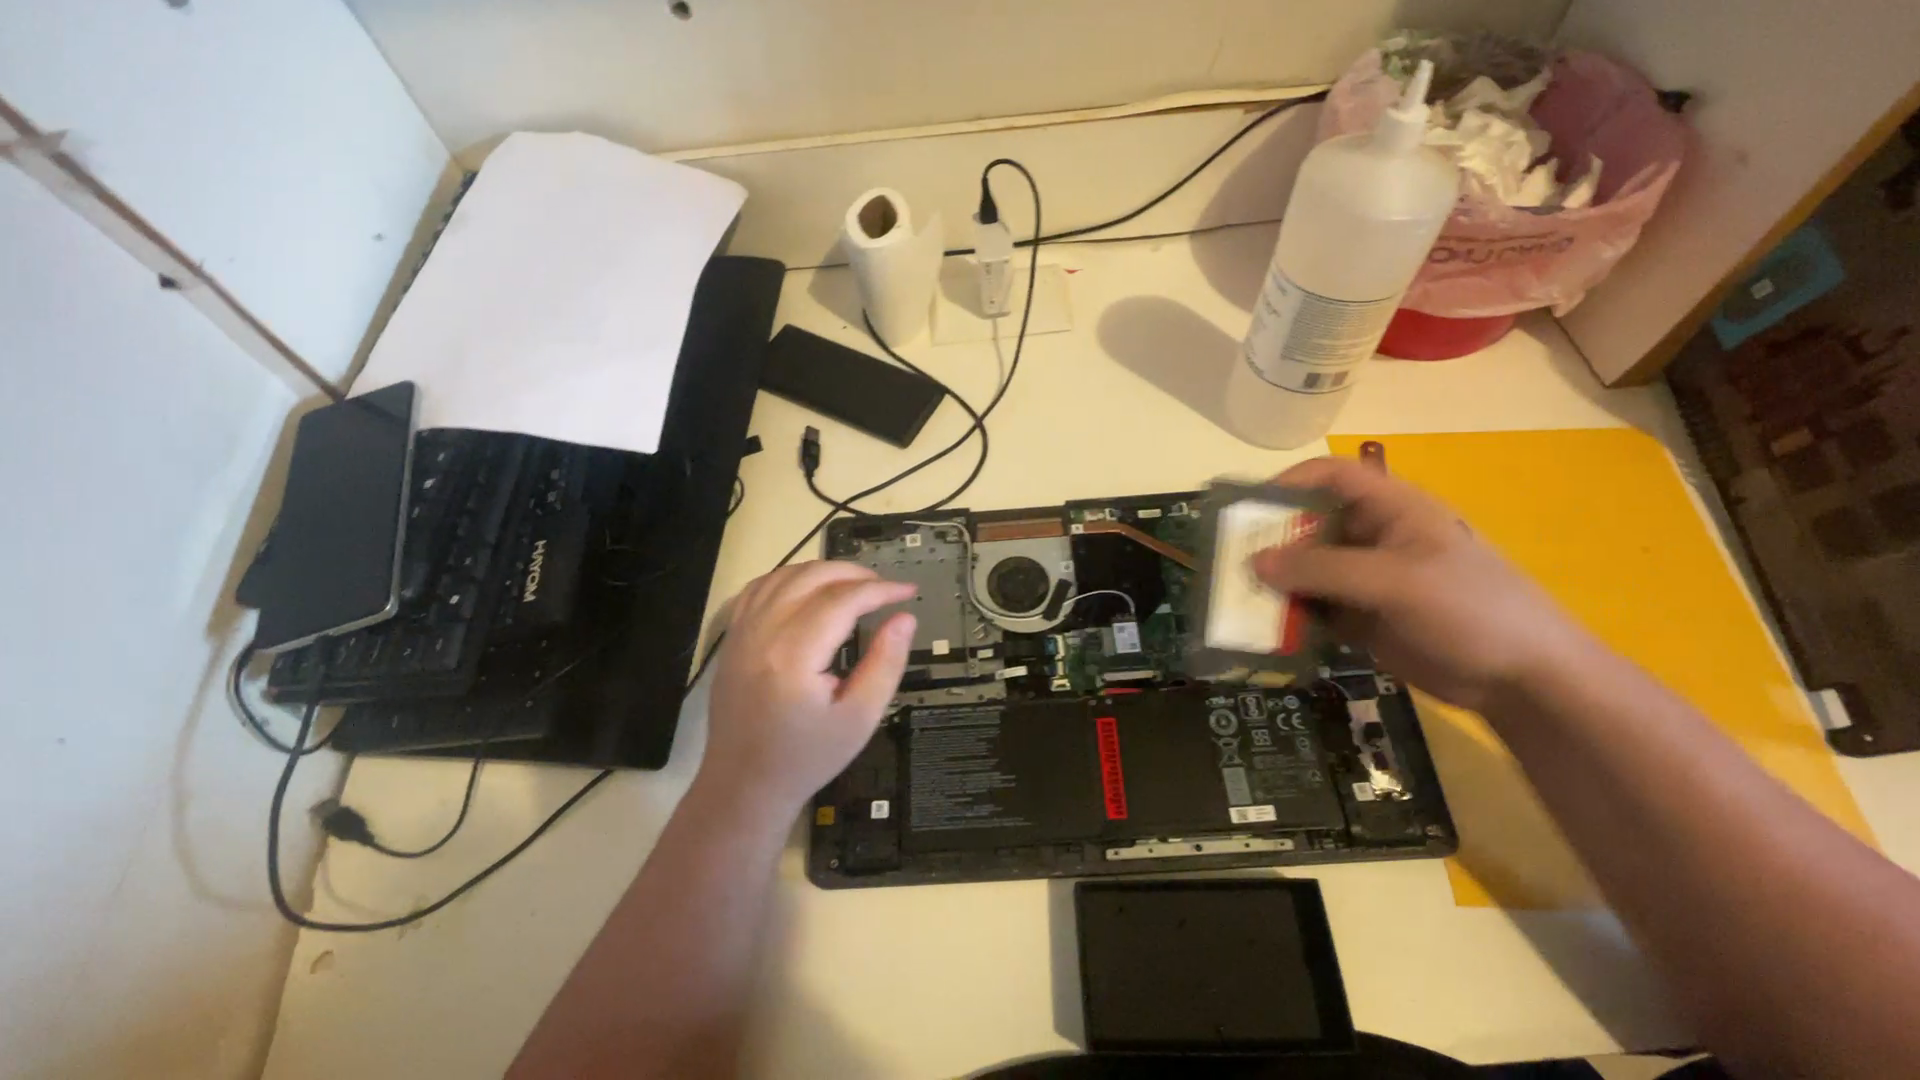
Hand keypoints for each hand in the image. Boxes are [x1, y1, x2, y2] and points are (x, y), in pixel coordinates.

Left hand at [700, 561, 916, 815]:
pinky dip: (788, 578)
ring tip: (854, 585)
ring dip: (821, 571)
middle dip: (853, 573)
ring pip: (782, 576)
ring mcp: (741, 633)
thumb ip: (885, 664)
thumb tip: (904, 618)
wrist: (744, 784)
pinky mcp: (732, 639)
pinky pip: (758, 590)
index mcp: (794, 656)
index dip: (880, 590)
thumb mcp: (859, 719)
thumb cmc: (807, 757)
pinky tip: (809, 589)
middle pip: (811, 577)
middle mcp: (762, 634)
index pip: (842, 600)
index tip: (908, 592)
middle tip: (885, 588)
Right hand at [1252, 457, 1590, 713]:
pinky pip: (1314, 610)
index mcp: (1391, 509)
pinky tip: (1264, 633)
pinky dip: (1289, 618)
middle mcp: (1373, 538)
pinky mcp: (1362, 619)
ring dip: (1274, 585)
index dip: (1289, 483)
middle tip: (1227, 564)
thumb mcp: (1395, 581)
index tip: (1247, 510)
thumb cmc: (1470, 609)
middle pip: (1309, 525)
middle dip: (1269, 542)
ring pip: (1306, 571)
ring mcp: (1366, 581)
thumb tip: (1254, 562)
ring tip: (1236, 603)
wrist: (1523, 679)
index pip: (1332, 477)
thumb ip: (1323, 569)